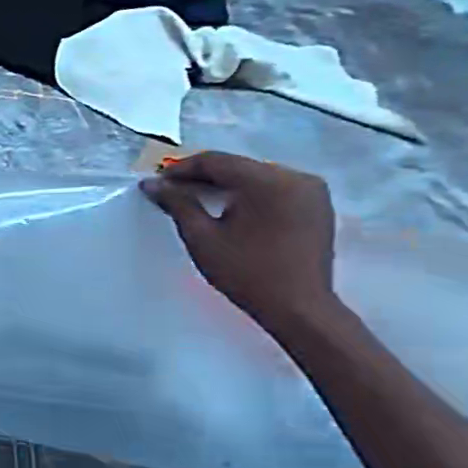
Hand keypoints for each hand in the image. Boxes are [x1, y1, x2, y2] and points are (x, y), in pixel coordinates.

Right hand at [140, 152, 339, 330]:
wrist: (298, 306)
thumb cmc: (245, 271)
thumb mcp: (201, 236)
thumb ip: (177, 204)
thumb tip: (151, 184)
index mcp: (268, 182)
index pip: (217, 161)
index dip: (181, 169)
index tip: (156, 183)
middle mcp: (296, 177)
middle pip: (238, 166)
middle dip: (202, 176)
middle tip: (171, 191)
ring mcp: (311, 190)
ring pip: (255, 175)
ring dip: (224, 183)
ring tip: (195, 199)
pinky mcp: (316, 205)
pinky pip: (273, 187)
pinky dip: (247, 192)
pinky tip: (227, 207)